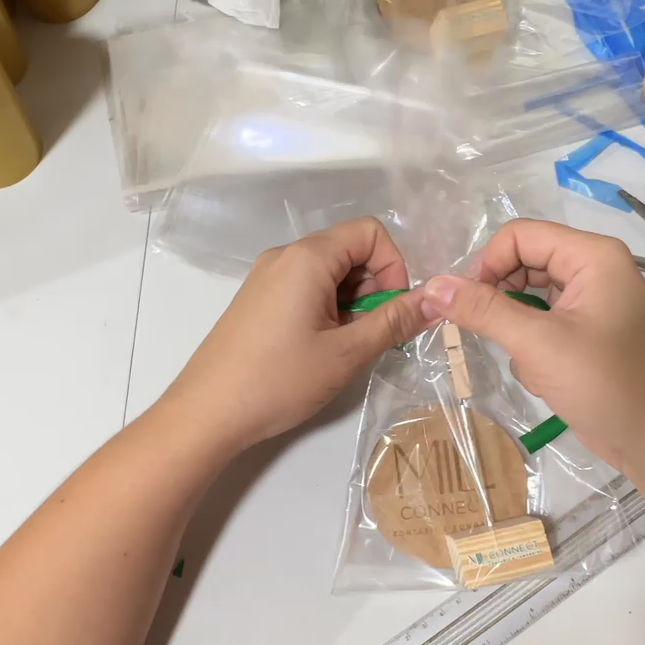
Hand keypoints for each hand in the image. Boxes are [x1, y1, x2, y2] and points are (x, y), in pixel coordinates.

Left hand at [158, 218, 432, 453]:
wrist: (207, 412)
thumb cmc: (279, 380)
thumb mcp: (346, 353)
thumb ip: (394, 321)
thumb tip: (437, 298)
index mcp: (307, 257)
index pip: (369, 232)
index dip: (394, 265)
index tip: (394, 309)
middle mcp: (285, 256)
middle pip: (349, 250)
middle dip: (374, 287)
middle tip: (372, 335)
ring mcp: (267, 278)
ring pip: (329, 273)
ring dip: (352, 303)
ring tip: (347, 348)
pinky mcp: (258, 300)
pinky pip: (306, 289)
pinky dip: (327, 310)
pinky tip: (322, 348)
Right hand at [419, 219, 644, 468]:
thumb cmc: (606, 383)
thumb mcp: (537, 344)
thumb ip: (483, 310)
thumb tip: (433, 286)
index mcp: (592, 256)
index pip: (519, 236)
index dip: (486, 264)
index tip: (464, 305)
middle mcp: (593, 270)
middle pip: (523, 263)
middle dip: (500, 298)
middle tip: (485, 334)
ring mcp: (592, 304)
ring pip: (529, 298)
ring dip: (515, 328)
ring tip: (525, 360)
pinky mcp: (588, 335)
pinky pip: (542, 325)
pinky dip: (531, 348)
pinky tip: (543, 376)